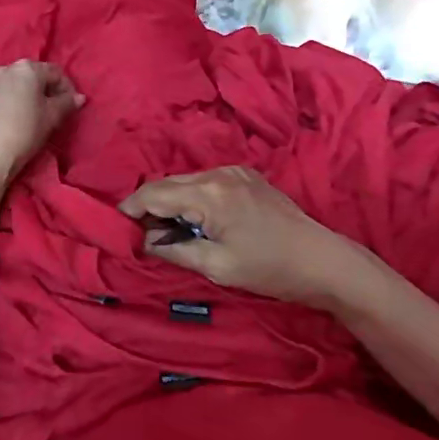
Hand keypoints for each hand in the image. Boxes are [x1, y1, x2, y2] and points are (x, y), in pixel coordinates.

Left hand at [0, 60, 83, 177]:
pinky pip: (10, 92)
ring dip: (35, 95)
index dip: (68, 88)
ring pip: (23, 84)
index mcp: (28, 68)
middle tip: (59, 110)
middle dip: (50, 90)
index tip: (73, 106)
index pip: (56, 73)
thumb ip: (68, 102)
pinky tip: (24, 116)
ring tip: (42, 114)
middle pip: (38, 75)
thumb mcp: (53, 115)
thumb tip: (79, 97)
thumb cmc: (27, 129)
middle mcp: (9, 68)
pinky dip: (20, 99)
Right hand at [118, 166, 368, 306]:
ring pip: (186, 181)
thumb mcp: (216, 266)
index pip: (154, 192)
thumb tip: (145, 240)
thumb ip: (174, 249)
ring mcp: (234, 171)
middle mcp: (218, 173)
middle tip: (142, 238)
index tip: (116, 229)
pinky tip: (196, 223)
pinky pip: (206, 183)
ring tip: (169, 234)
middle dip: (150, 207)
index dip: (130, 209)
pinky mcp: (246, 176)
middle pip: (168, 183)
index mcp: (208, 193)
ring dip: (172, 203)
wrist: (321, 259)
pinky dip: (193, 199)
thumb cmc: (269, 268)